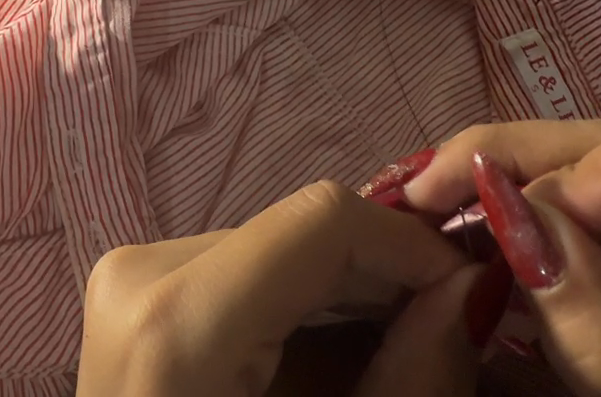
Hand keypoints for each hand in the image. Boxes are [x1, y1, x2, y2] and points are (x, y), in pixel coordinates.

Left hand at [77, 180, 512, 396]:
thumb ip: (407, 380)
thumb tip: (467, 291)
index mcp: (181, 322)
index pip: (320, 220)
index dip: (407, 242)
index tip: (468, 291)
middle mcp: (145, 267)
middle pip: (296, 231)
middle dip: (383, 271)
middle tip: (450, 326)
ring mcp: (132, 271)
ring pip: (273, 244)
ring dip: (343, 287)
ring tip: (395, 344)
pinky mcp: (135, 284)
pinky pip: (239, 267)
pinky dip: (297, 300)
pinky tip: (334, 348)